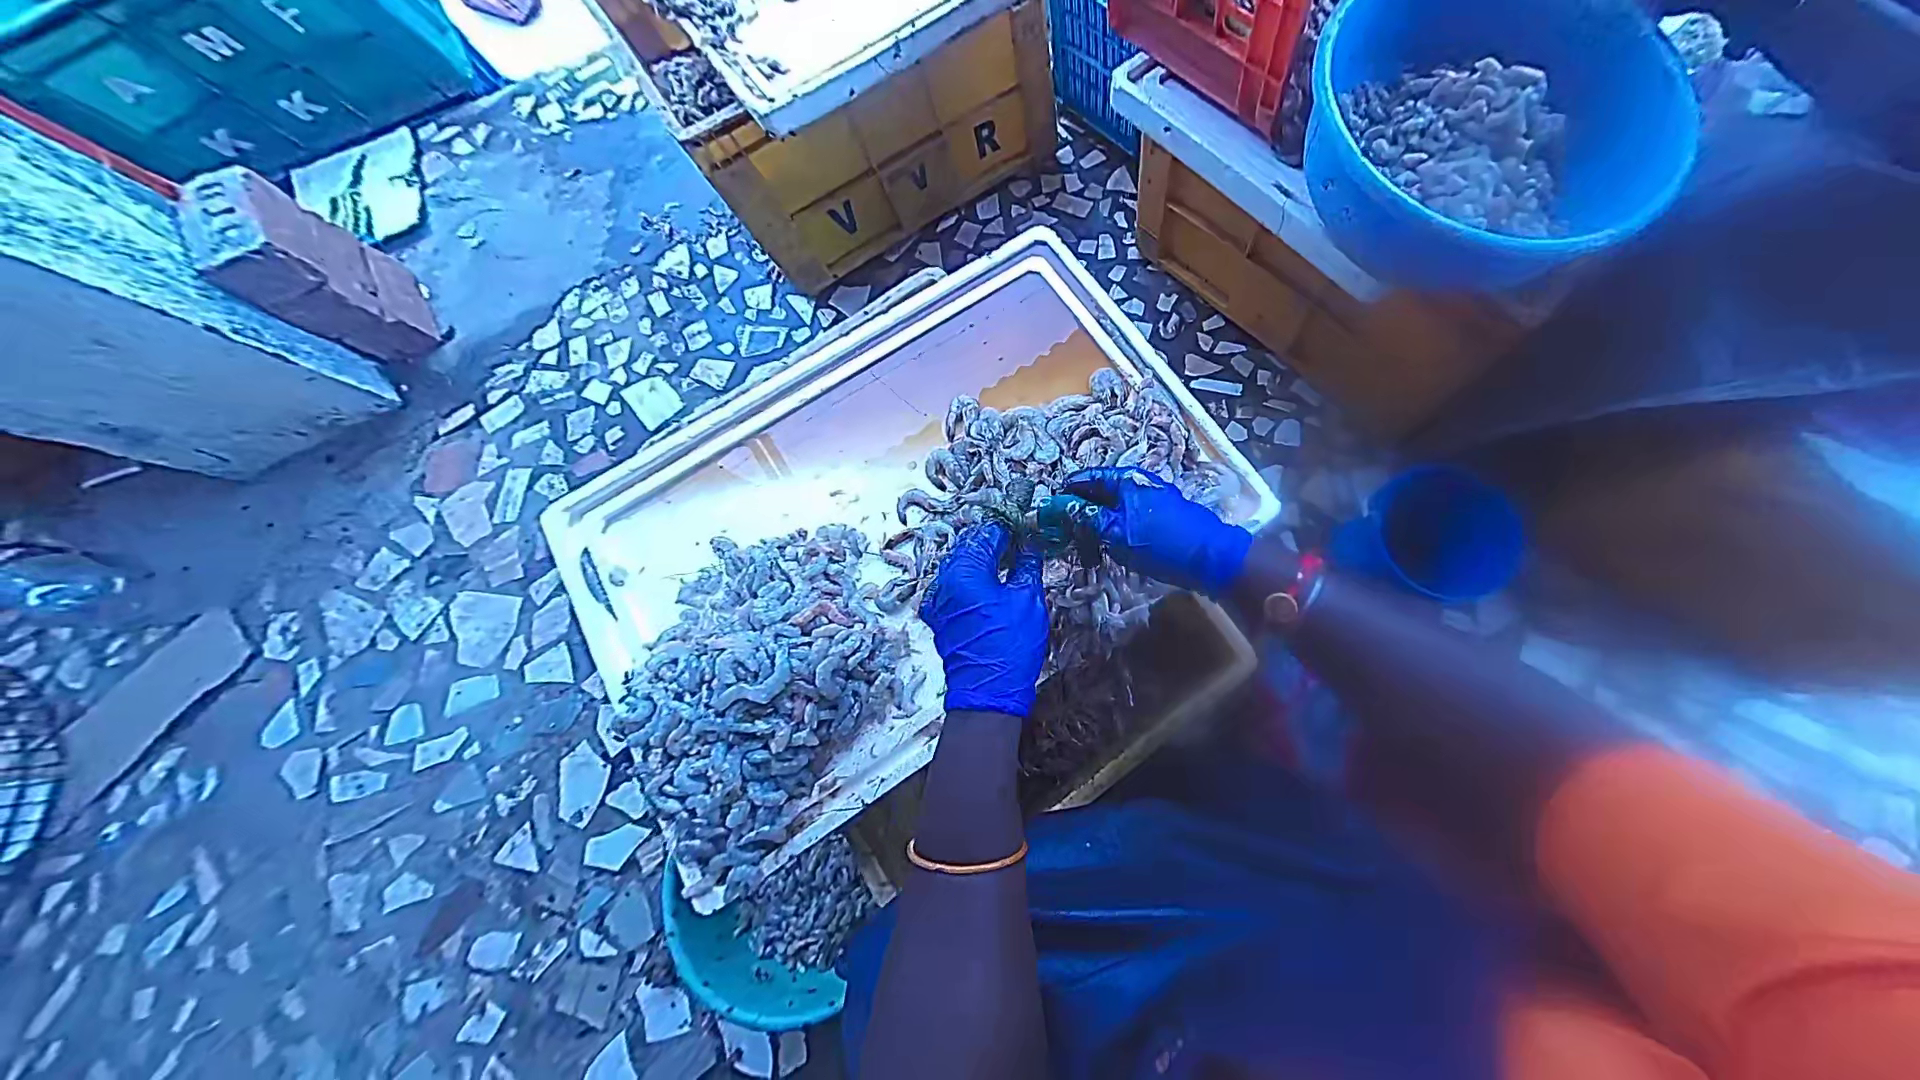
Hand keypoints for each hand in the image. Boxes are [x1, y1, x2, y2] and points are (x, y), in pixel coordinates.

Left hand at [918, 524, 1047, 718]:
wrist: (988, 692)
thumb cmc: (1010, 645)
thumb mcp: (1026, 599)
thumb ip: (1026, 566)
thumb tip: (1029, 547)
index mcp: (963, 571)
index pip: (986, 535)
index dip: (1008, 529)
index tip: (1025, 528)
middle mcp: (944, 581)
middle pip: (969, 548)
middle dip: (994, 542)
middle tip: (1019, 542)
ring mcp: (938, 600)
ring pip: (960, 567)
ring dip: (983, 560)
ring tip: (1008, 561)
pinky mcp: (941, 618)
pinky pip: (955, 587)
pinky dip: (973, 580)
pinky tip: (991, 584)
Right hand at [1063, 466, 1253, 593]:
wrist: (1210, 558)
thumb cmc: (1159, 541)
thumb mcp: (1114, 531)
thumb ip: (1084, 517)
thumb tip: (1056, 506)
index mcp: (1123, 479)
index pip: (1083, 479)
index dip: (1064, 494)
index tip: (1049, 513)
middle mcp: (1136, 483)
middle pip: (1097, 493)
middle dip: (1078, 512)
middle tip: (1062, 533)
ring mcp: (1149, 499)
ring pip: (1111, 508)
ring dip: (1095, 525)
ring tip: (1083, 545)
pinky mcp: (1158, 517)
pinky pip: (1125, 519)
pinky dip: (1112, 531)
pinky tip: (1107, 548)